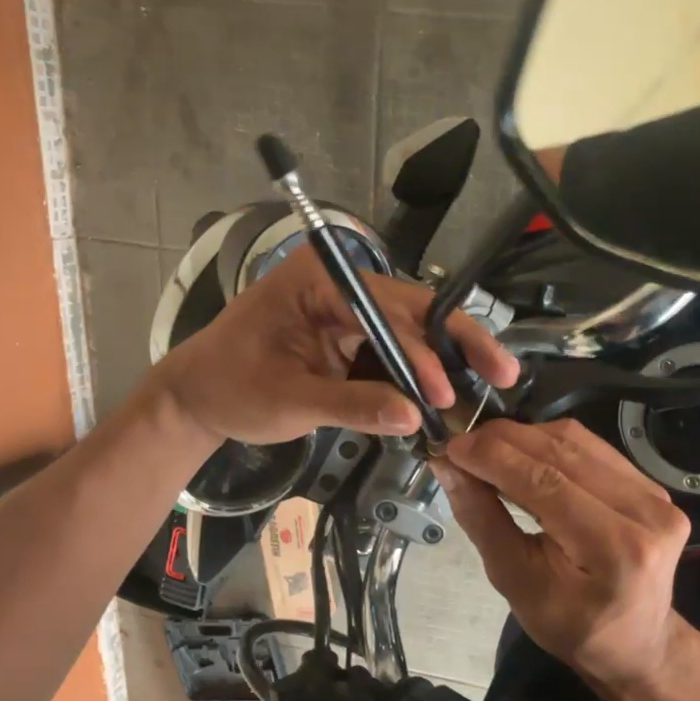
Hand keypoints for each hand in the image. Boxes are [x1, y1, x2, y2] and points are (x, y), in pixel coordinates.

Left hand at [152, 247, 519, 444]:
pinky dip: (418, 371)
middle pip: (410, 309)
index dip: (422, 350)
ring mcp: (345, 310)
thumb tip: (414, 417)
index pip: (386, 309)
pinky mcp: (348, 334)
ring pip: (409, 327)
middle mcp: (338, 286)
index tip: (444, 392)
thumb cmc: (231, 388)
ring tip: (488, 383)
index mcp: (318, 283)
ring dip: (445, 358)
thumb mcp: (289, 400)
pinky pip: (392, 348)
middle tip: (504, 372)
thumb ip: (353, 406)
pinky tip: (448, 390)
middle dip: (456, 343)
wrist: (195, 398)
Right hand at [436, 419, 690, 697]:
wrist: (633, 641)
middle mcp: (646, 513)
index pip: (546, 483)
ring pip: (578, 442)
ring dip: (526, 437)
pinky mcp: (654, 486)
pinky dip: (552, 445)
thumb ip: (483, 519)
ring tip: (486, 448)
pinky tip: (523, 454)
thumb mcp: (516, 582)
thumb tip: (448, 466)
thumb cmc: (571, 625)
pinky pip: (595, 449)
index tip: (451, 446)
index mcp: (615, 548)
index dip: (494, 458)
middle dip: (505, 442)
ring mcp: (657, 496)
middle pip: (563, 454)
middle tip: (461, 443)